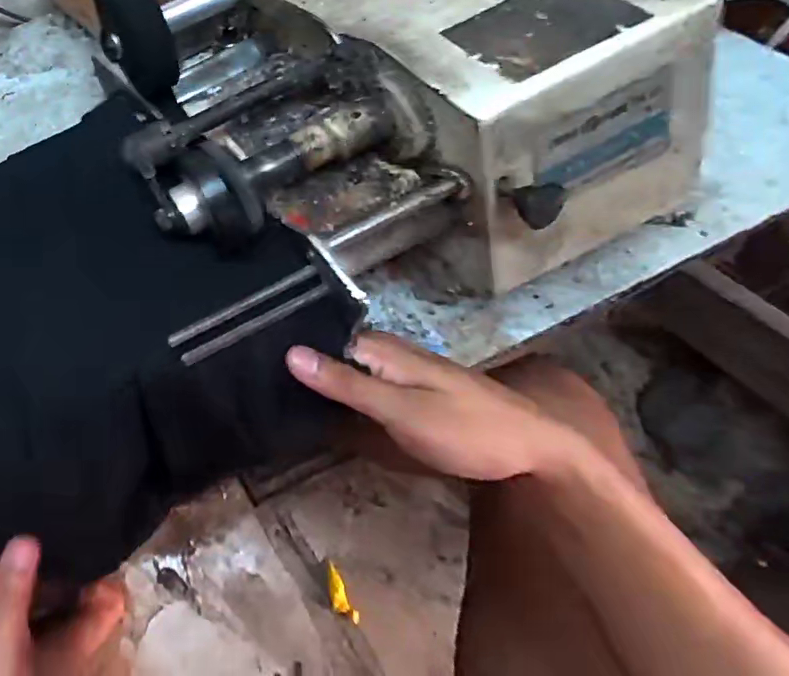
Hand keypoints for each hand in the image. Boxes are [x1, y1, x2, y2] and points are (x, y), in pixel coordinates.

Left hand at [0, 519, 127, 675]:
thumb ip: (10, 596)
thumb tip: (26, 535)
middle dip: (21, 522)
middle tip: (50, 484)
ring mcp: (9, 620)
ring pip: (33, 573)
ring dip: (59, 556)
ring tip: (83, 519)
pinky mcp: (40, 641)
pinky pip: (61, 608)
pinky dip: (82, 595)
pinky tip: (107, 578)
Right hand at [286, 332, 587, 482]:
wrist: (534, 449)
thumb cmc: (465, 428)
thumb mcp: (399, 410)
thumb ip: (345, 383)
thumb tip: (291, 352)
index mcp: (378, 348)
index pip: (319, 339)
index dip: (289, 352)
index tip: (253, 368)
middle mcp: (386, 350)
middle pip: (331, 352)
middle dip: (301, 368)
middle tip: (260, 388)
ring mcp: (400, 370)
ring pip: (347, 369)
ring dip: (322, 383)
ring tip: (282, 399)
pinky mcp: (410, 391)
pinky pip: (365, 385)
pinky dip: (345, 396)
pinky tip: (330, 412)